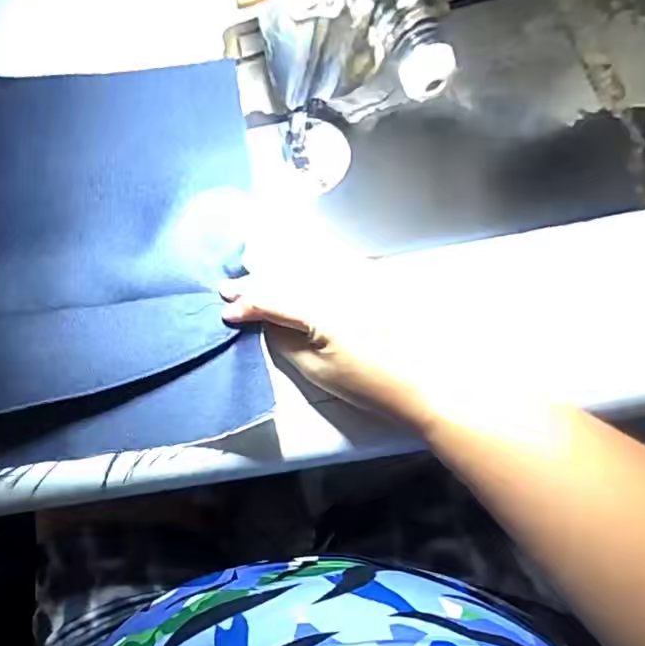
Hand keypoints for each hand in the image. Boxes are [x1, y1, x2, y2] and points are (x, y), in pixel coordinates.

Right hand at [220, 255, 441, 429]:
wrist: (417, 385)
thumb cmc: (364, 385)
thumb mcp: (314, 369)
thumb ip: (283, 339)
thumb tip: (264, 320)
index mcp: (322, 311)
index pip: (274, 299)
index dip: (247, 305)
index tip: (226, 312)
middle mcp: (338, 286)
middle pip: (287, 275)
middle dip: (256, 282)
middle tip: (230, 288)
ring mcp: (357, 278)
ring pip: (305, 263)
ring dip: (276, 268)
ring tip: (251, 271)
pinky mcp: (370, 279)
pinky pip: (330, 261)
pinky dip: (305, 261)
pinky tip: (290, 262)